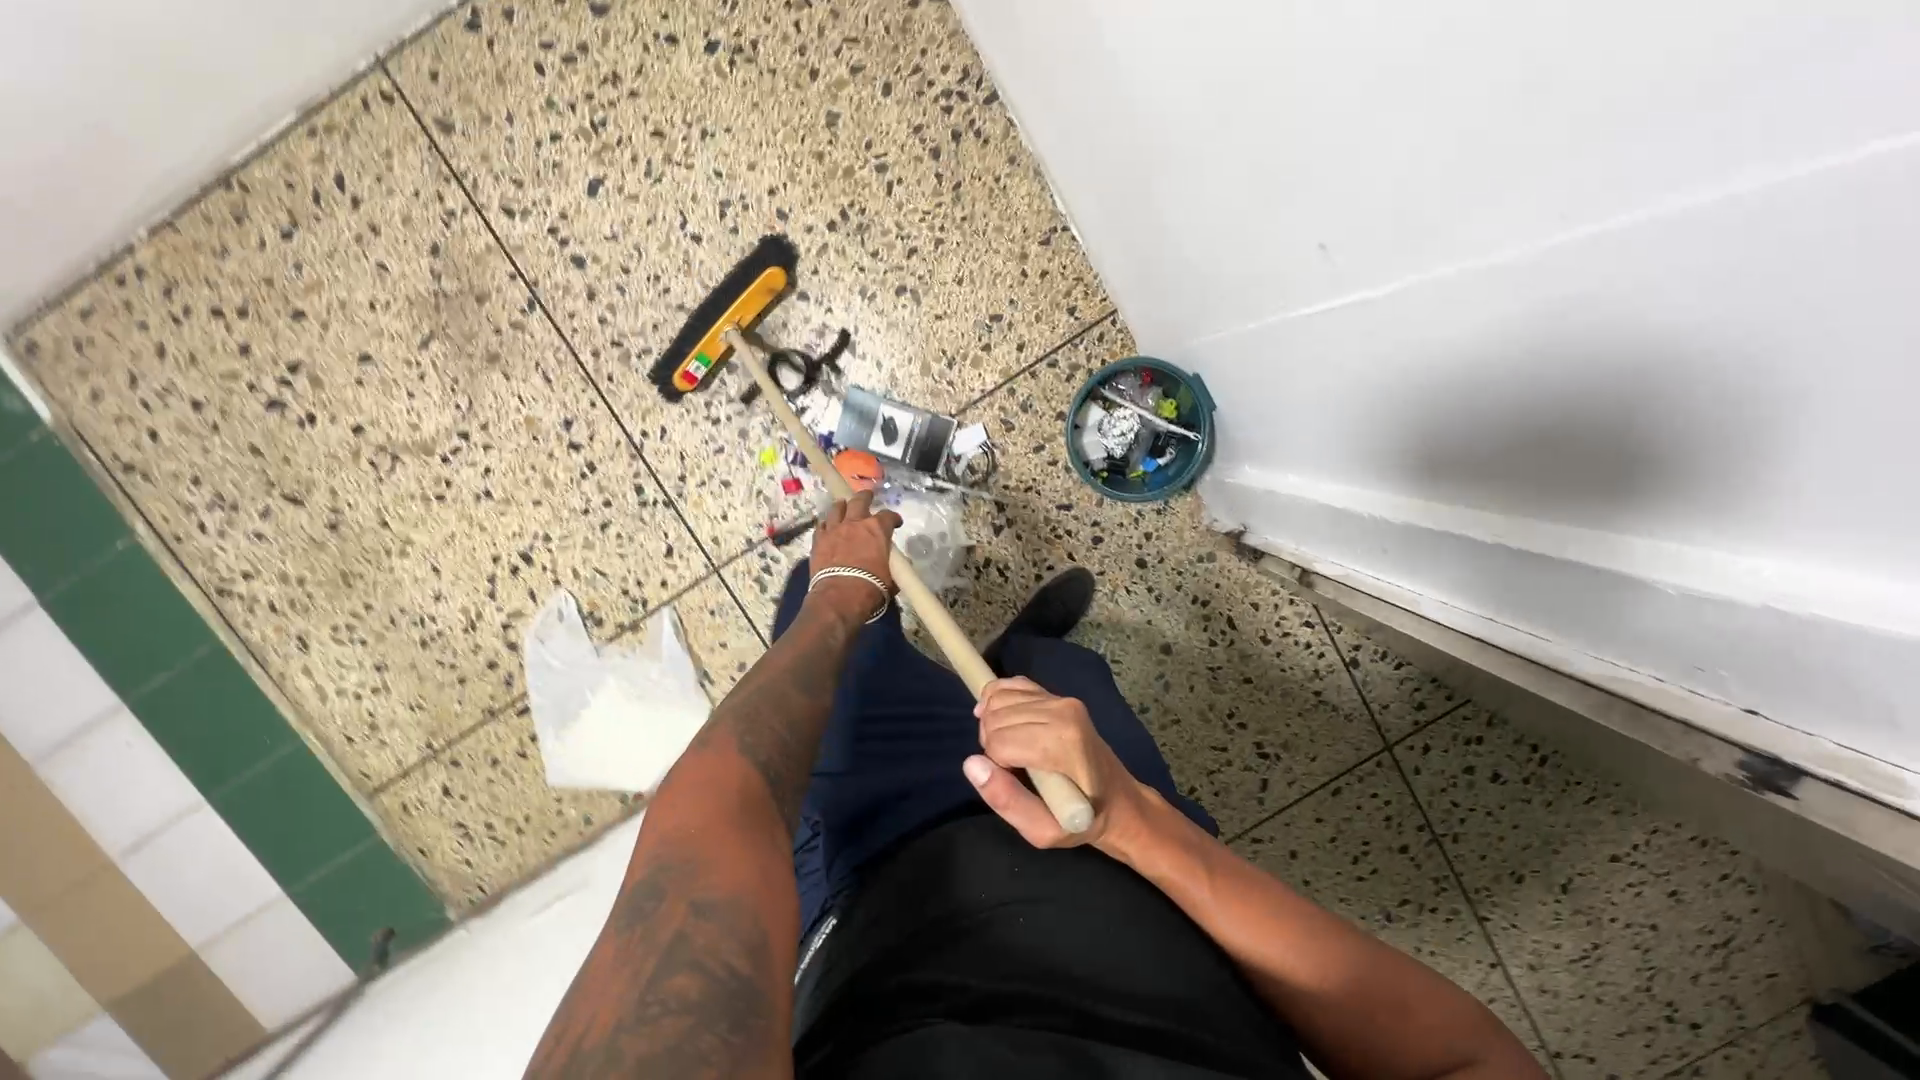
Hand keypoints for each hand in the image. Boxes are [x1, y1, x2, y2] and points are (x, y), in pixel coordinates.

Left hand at [805, 490, 902, 621]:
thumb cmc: (871, 588)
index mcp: (877, 530)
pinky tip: (828, 527)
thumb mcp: (892, 578)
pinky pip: (821, 526)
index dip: (894, 518)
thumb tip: (901, 565)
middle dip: (865, 497)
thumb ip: (895, 567)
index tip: (896, 523)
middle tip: (868, 496)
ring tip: (844, 507)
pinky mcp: (818, 540)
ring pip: (837, 508)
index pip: (888, 516)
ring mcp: (834, 530)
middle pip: (859, 501)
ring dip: (842, 506)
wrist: (840, 597)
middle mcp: (855, 523)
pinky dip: (826, 525)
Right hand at [964, 677, 1156, 851]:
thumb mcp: (1044, 831)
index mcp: (1062, 743)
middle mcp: (1063, 711)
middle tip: (1013, 768)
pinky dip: (997, 700)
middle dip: (992, 744)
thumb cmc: (1082, 820)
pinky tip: (1003, 721)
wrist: (1119, 801)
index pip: (998, 742)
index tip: (1016, 782)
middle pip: (995, 717)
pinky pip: (1012, 685)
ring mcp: (1062, 699)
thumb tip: (971, 763)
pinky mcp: (1059, 695)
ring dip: (993, 725)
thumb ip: (1006, 800)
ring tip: (1013, 749)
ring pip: (998, 699)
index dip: (996, 767)